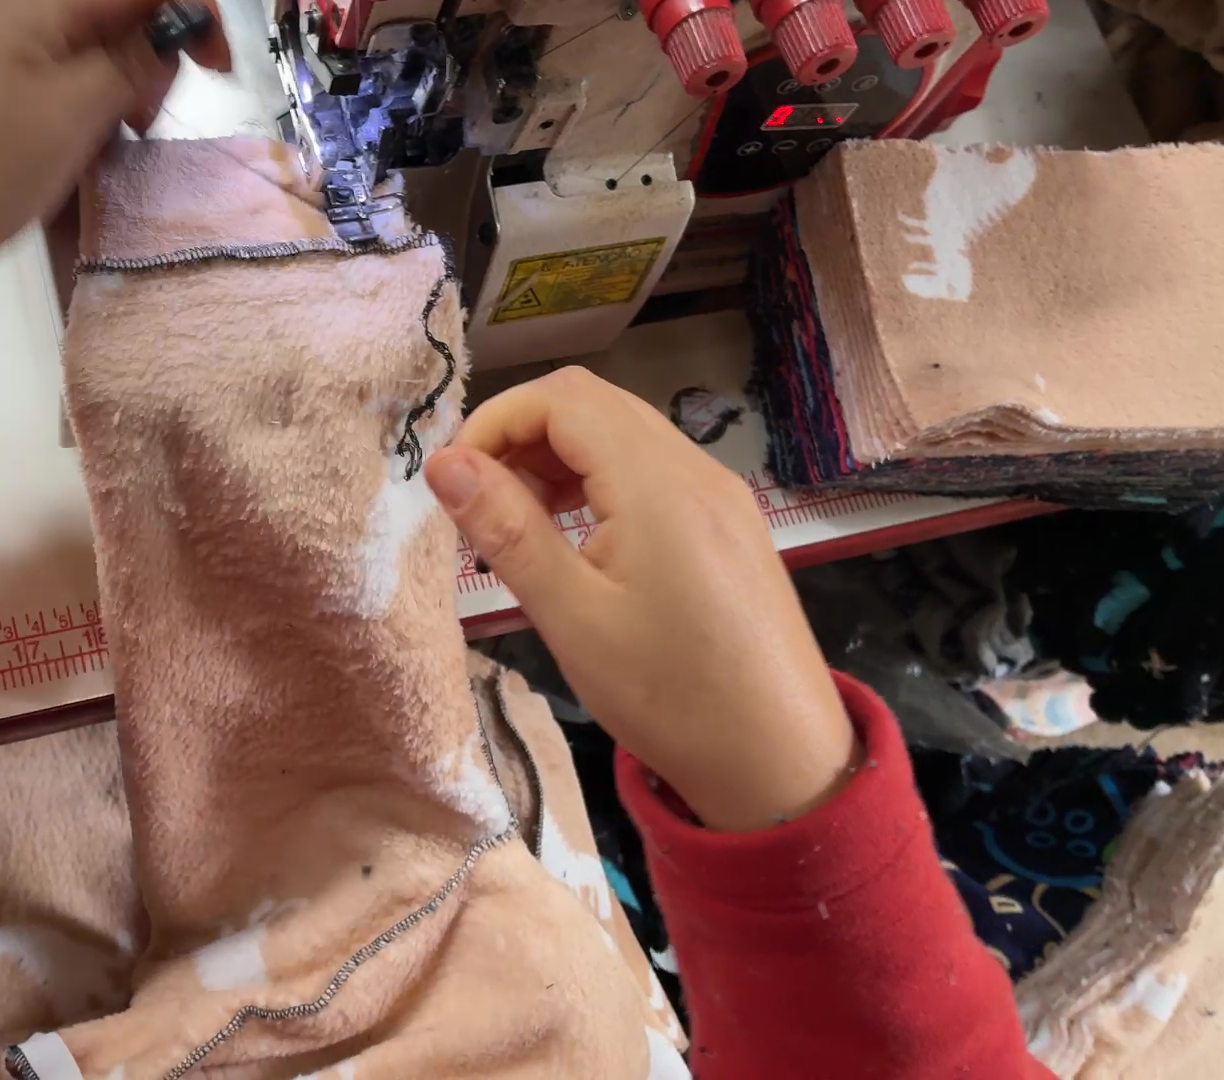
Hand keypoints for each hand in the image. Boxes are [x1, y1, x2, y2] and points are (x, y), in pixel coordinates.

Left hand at [0, 0, 230, 284]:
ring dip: (117, 83)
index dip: (193, 11)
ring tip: (106, 142)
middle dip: (149, 54)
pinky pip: (56, 65)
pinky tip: (79, 140)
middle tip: (142, 120)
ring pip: (87, 40)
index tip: (219, 67)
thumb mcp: (74, 115)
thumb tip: (168, 38)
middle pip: (113, 8)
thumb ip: (131, 65)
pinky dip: (84, 97)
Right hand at [426, 368, 856, 831]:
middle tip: (477, 499)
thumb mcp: (570, 614)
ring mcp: (717, 493)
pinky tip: (570, 529)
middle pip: (591, 404)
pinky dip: (592, 479)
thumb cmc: (667, 694)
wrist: (781, 762)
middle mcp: (695, 469)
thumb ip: (506, 528)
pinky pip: (646, 468)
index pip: (562, 399)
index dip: (494, 421)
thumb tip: (443, 464)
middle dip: (519, 435)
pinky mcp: (724, 520)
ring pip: (618, 432)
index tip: (453, 478)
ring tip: (515, 518)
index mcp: (659, 484)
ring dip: (553, 456)